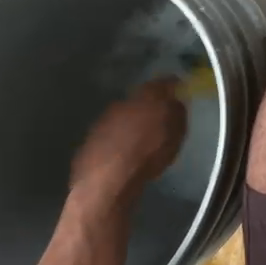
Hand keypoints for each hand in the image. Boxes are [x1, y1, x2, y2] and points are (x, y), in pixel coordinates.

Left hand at [69, 78, 186, 200]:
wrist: (106, 182)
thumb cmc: (150, 152)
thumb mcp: (178, 131)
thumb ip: (178, 112)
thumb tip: (174, 103)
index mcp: (148, 95)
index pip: (165, 82)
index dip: (173, 87)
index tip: (179, 94)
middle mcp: (123, 102)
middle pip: (140, 100)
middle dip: (148, 107)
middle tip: (157, 121)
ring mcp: (101, 122)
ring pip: (121, 118)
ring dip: (129, 125)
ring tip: (137, 142)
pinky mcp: (86, 143)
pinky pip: (107, 137)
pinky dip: (114, 142)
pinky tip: (120, 156)